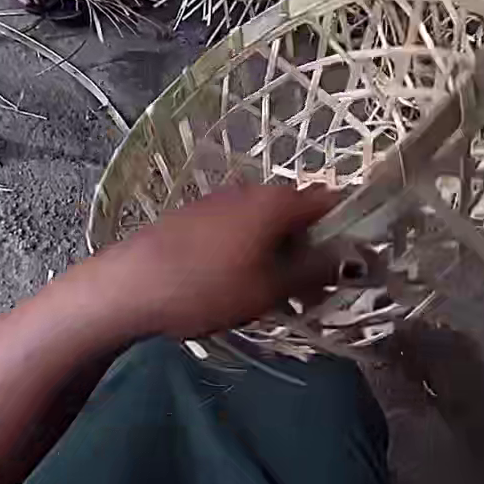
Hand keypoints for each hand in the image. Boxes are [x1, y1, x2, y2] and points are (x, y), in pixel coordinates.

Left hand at [96, 182, 341, 339]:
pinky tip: (239, 281)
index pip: (330, 201)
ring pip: (268, 222)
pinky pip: (241, 226)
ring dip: (282, 251)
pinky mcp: (197, 214)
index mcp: (276, 201)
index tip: (353, 264)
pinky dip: (253, 248)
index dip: (349, 229)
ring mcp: (221, 199)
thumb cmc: (208, 286)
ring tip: (276, 293)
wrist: (129, 285)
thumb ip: (316, 271)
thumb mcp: (270, 287)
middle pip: (298, 213)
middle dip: (313, 248)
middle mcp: (252, 190)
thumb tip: (354, 259)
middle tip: (314, 291)